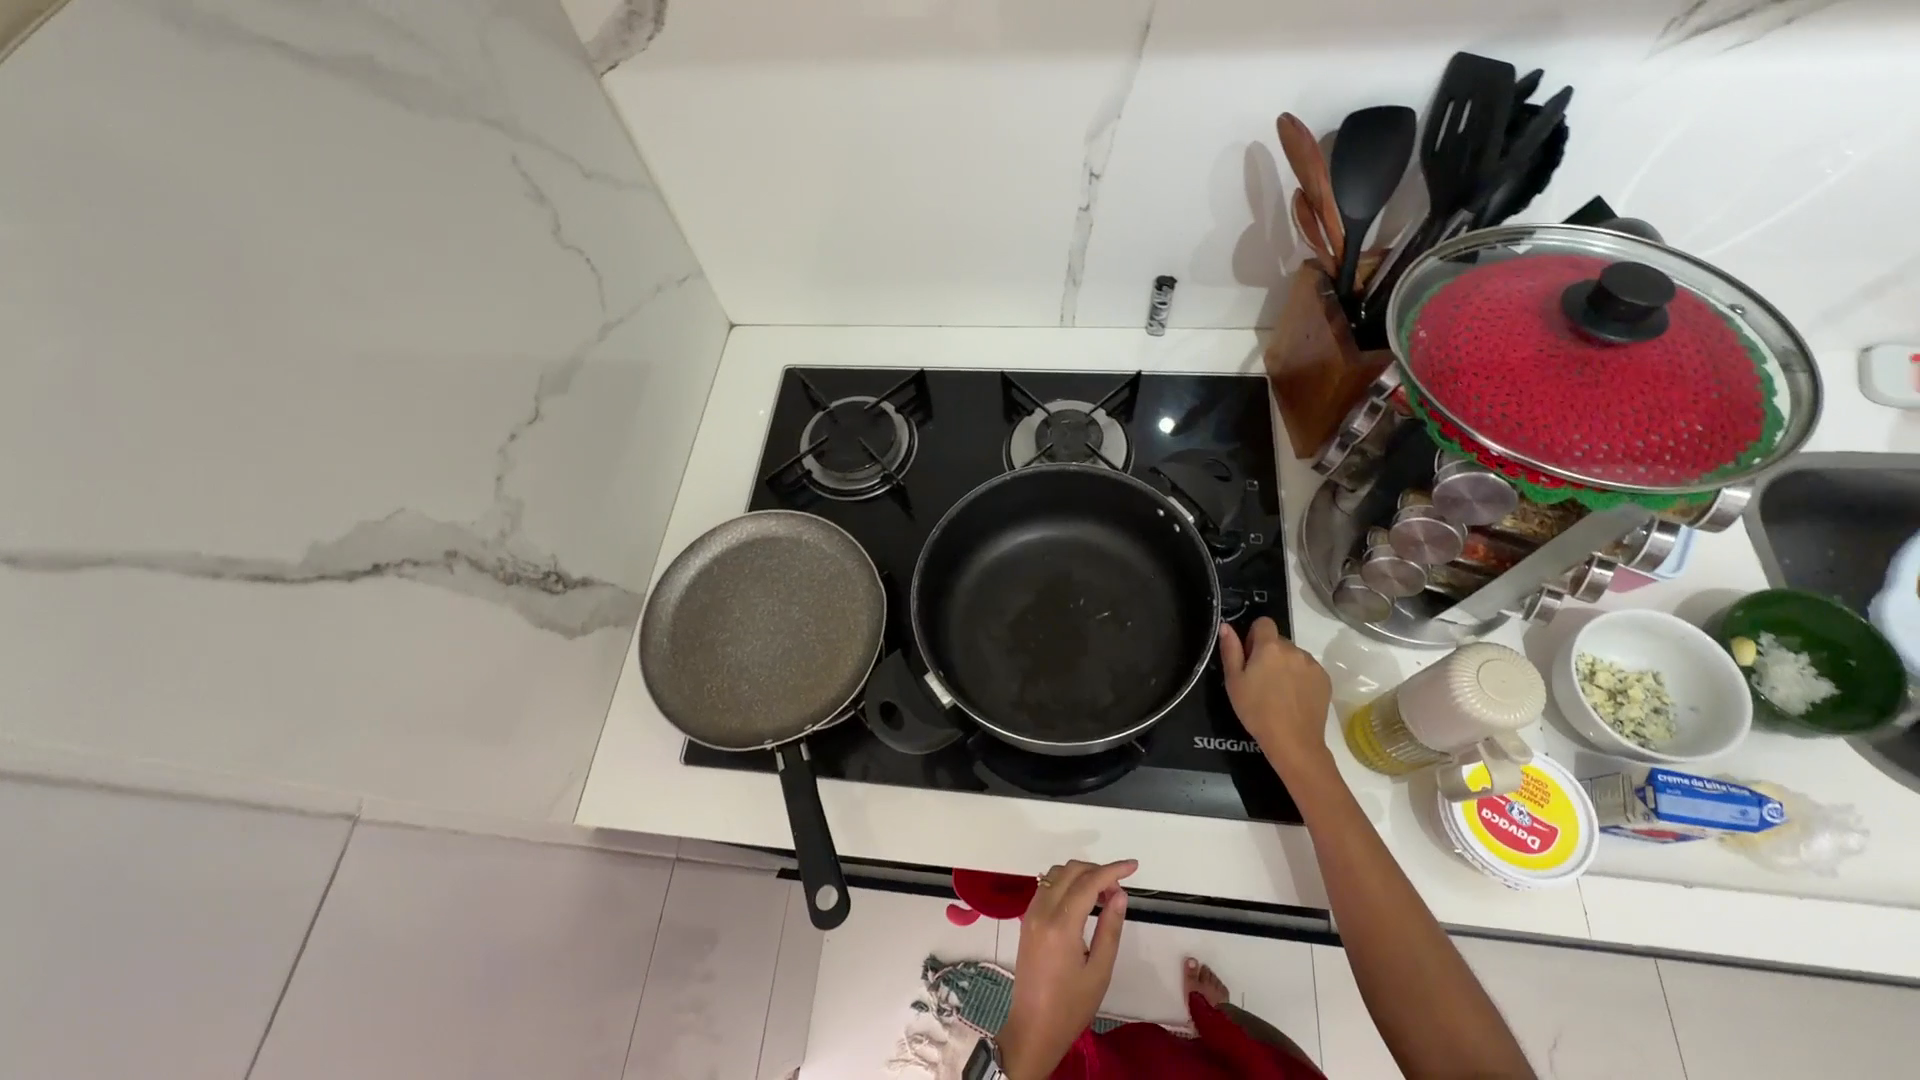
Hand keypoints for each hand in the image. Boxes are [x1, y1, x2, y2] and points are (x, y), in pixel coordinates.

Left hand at [998, 859, 1136, 1078]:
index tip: (1133, 866)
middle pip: (1070, 872)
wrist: (1033, 1028)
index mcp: (1061, 925)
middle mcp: (1041, 912)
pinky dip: (1066, 884)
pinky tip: (1083, 901)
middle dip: (1097, 871)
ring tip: (1104, 895)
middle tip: (1119, 889)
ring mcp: (1030, 915)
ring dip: (1080, 875)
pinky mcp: (1026, 921)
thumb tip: (1120, 894)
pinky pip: (1046, 887)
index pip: (1088, 883)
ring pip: (1055, 875)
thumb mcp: (1100, 971)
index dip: (1112, 870)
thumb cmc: (1071, 1006)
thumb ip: (1110, 928)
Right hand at [1219, 617, 1333, 765]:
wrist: (1292, 741)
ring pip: (1294, 656)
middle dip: (1270, 653)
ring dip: (1286, 665)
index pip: (1264, 623)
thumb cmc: (1256, 710)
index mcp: (1270, 647)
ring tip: (1279, 692)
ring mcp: (1312, 664)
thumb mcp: (1234, 681)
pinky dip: (1300, 677)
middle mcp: (1294, 649)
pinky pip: (1308, 669)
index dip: (1254, 636)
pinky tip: (1294, 698)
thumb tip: (1226, 626)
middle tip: (1261, 680)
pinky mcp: (1324, 679)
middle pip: (1279, 641)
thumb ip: (1231, 650)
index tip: (1250, 656)